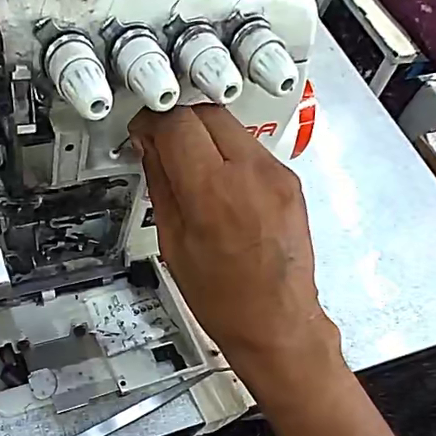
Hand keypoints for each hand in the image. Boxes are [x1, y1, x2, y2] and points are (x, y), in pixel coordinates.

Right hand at [129, 104, 343, 404]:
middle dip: (179, 122)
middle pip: (206, 112)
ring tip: (192, 169)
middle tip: (163, 144)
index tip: (143, 131)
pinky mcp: (292, 184)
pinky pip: (254, 151)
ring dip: (206, 137)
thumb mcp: (174, 244)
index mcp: (213, 192)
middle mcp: (251, 175)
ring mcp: (277, 177)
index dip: (152, 121)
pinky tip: (221, 184)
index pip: (176, 121)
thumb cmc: (229, 302)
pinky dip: (232, 156)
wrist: (278, 323)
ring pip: (232, 127)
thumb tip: (152, 151)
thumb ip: (161, 186)